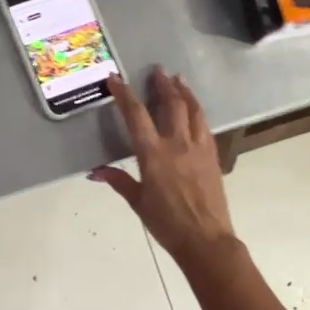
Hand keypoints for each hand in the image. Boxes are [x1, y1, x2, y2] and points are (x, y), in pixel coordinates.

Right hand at [92, 69, 237, 265]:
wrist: (205, 239)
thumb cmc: (166, 223)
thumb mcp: (137, 202)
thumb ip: (118, 181)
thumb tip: (96, 172)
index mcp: (153, 154)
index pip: (136, 115)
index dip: (124, 94)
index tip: (116, 78)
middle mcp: (177, 144)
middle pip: (171, 104)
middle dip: (163, 84)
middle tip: (158, 70)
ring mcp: (198, 148)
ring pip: (193, 111)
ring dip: (185, 92)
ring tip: (179, 80)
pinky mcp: (213, 157)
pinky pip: (205, 127)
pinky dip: (198, 113)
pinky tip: (195, 111)